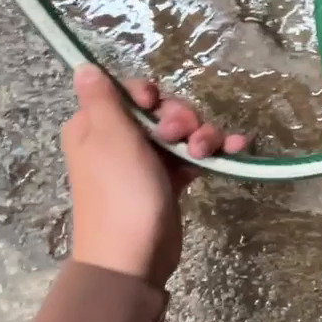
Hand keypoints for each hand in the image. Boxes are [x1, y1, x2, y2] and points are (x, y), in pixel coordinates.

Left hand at [62, 65, 243, 287]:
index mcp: (95, 126)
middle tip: (182, 137)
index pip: (128, 92)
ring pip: (184, 131)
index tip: (156, 106)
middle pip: (162, 110)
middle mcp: (120, 140)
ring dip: (203, 134)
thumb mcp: (111, 138)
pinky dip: (216, 151)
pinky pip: (196, 155)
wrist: (133, 255)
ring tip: (206, 152)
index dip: (150, 95)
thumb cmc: (120, 192)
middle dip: (183, 117)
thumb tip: (85, 66)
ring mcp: (147, 161)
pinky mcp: (170, 180)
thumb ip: (104, 99)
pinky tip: (237, 148)